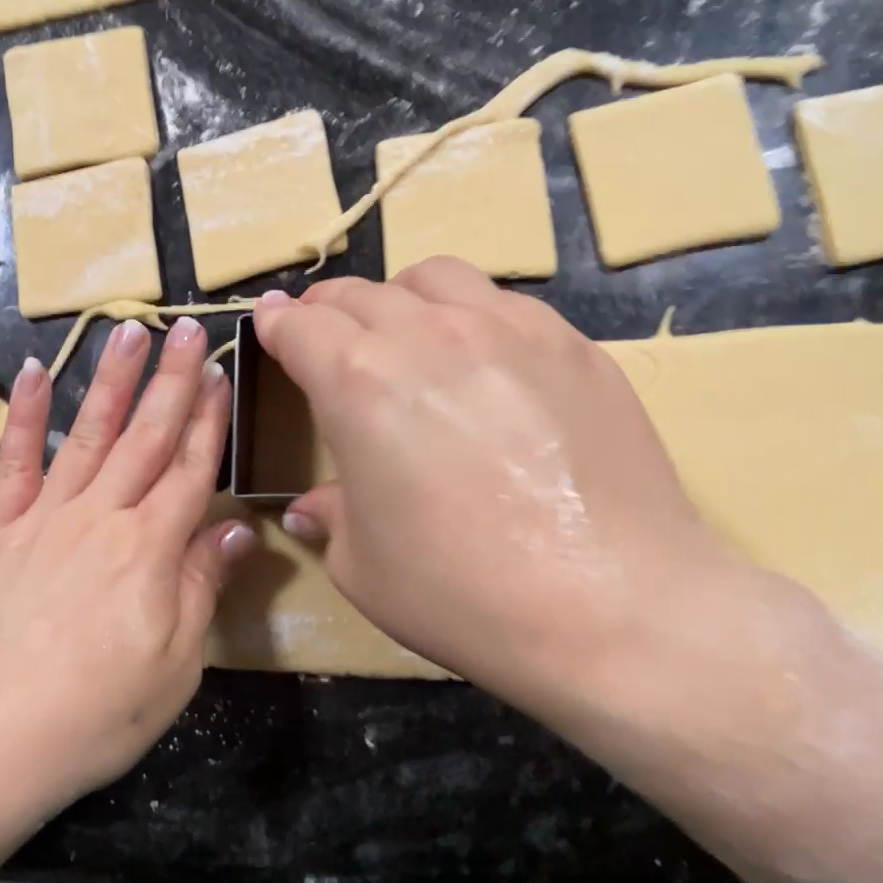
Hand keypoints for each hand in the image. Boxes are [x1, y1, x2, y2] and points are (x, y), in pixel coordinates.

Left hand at [0, 317, 256, 826]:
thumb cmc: (96, 716)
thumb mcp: (175, 665)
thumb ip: (202, 587)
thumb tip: (237, 529)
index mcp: (150, 550)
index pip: (191, 469)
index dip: (211, 418)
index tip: (222, 371)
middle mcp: (100, 519)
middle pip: (145, 437)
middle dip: (172, 380)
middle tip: (188, 327)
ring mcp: (45, 520)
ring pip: (87, 435)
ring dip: (110, 380)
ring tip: (127, 329)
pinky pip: (14, 464)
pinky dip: (24, 416)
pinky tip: (33, 373)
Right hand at [253, 257, 758, 720]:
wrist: (612, 603)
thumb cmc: (462, 592)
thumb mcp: (363, 568)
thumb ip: (332, 518)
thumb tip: (313, 507)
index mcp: (358, 382)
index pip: (300, 326)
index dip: (277, 327)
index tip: (270, 330)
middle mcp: (428, 335)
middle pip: (360, 294)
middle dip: (328, 312)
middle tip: (323, 339)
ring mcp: (508, 329)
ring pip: (434, 279)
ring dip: (399, 299)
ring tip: (403, 336)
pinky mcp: (571, 343)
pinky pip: (502, 303)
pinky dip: (469, 316)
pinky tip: (483, 363)